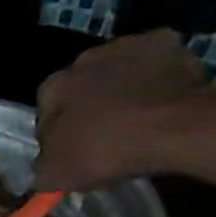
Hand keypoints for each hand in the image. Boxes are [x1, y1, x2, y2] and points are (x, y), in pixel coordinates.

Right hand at [33, 28, 210, 190]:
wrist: (174, 127)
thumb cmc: (103, 150)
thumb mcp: (54, 175)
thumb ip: (41, 166)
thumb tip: (46, 163)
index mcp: (52, 88)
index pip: (45, 113)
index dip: (56, 135)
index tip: (71, 153)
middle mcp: (83, 59)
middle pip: (81, 88)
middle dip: (89, 107)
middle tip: (104, 136)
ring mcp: (127, 46)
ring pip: (117, 73)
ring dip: (121, 90)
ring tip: (136, 120)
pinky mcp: (167, 42)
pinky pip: (151, 64)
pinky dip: (153, 79)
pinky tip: (160, 101)